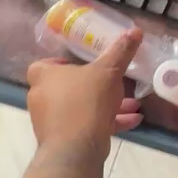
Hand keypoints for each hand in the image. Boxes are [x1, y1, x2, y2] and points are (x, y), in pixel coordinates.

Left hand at [25, 29, 144, 153]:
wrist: (75, 147)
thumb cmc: (86, 100)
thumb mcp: (108, 71)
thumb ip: (121, 51)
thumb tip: (135, 30)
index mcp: (45, 77)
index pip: (42, 65)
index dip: (60, 64)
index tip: (81, 64)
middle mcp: (42, 98)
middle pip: (67, 87)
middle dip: (94, 86)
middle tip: (114, 84)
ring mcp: (51, 121)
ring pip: (81, 107)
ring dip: (106, 105)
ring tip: (133, 104)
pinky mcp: (64, 139)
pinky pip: (87, 125)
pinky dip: (107, 121)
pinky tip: (133, 120)